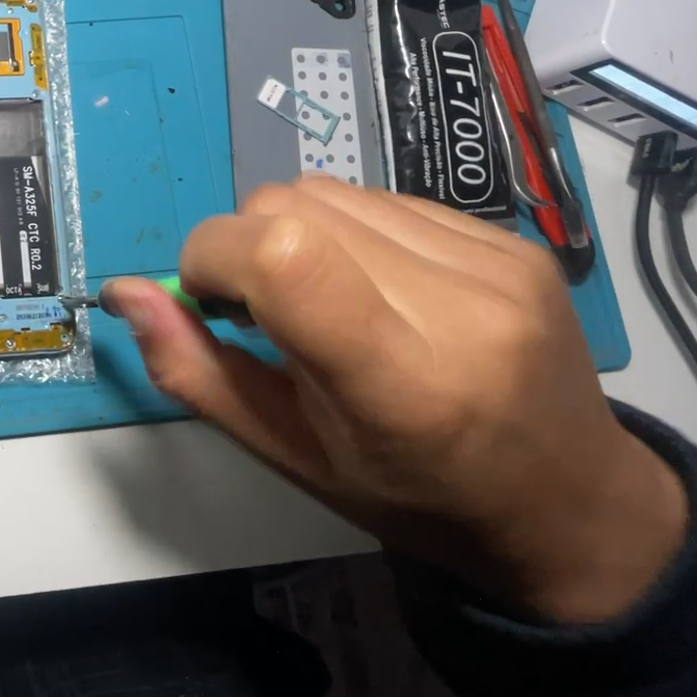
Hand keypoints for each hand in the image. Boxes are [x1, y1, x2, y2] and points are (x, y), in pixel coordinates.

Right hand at [103, 177, 686, 623]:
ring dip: (286, 232)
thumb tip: (124, 292)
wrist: (571, 506)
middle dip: (238, 245)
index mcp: (399, 383)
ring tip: (312, 295)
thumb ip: (193, 371)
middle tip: (257, 310)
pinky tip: (363, 282)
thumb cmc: (408, 497)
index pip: (281, 256)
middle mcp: (459, 306)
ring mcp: (496, 262)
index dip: (214, 258)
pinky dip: (339, 230)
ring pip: (325, 190)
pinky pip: (375, 196)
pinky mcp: (511, 239)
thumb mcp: (284, 453)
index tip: (210, 304)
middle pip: (289, 206)